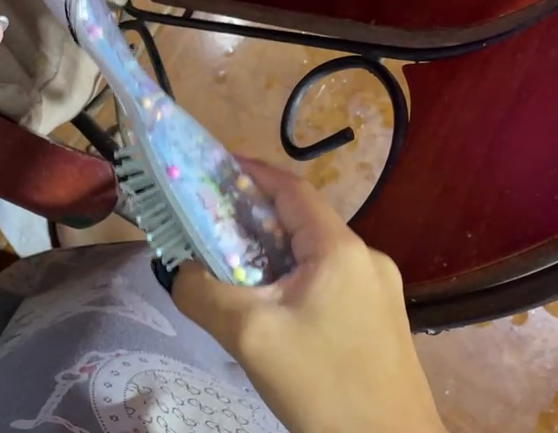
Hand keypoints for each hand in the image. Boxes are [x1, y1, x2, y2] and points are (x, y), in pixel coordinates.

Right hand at [171, 162, 445, 432]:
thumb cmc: (325, 386)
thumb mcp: (249, 336)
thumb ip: (202, 291)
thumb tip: (178, 271)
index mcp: (340, 249)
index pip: (289, 188)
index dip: (249, 172)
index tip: (208, 170)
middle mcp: (365, 258)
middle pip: (299, 219)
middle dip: (250, 215)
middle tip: (207, 221)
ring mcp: (377, 291)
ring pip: (311, 253)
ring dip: (269, 250)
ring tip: (228, 264)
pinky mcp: (379, 321)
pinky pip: (326, 280)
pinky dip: (290, 277)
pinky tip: (267, 304)